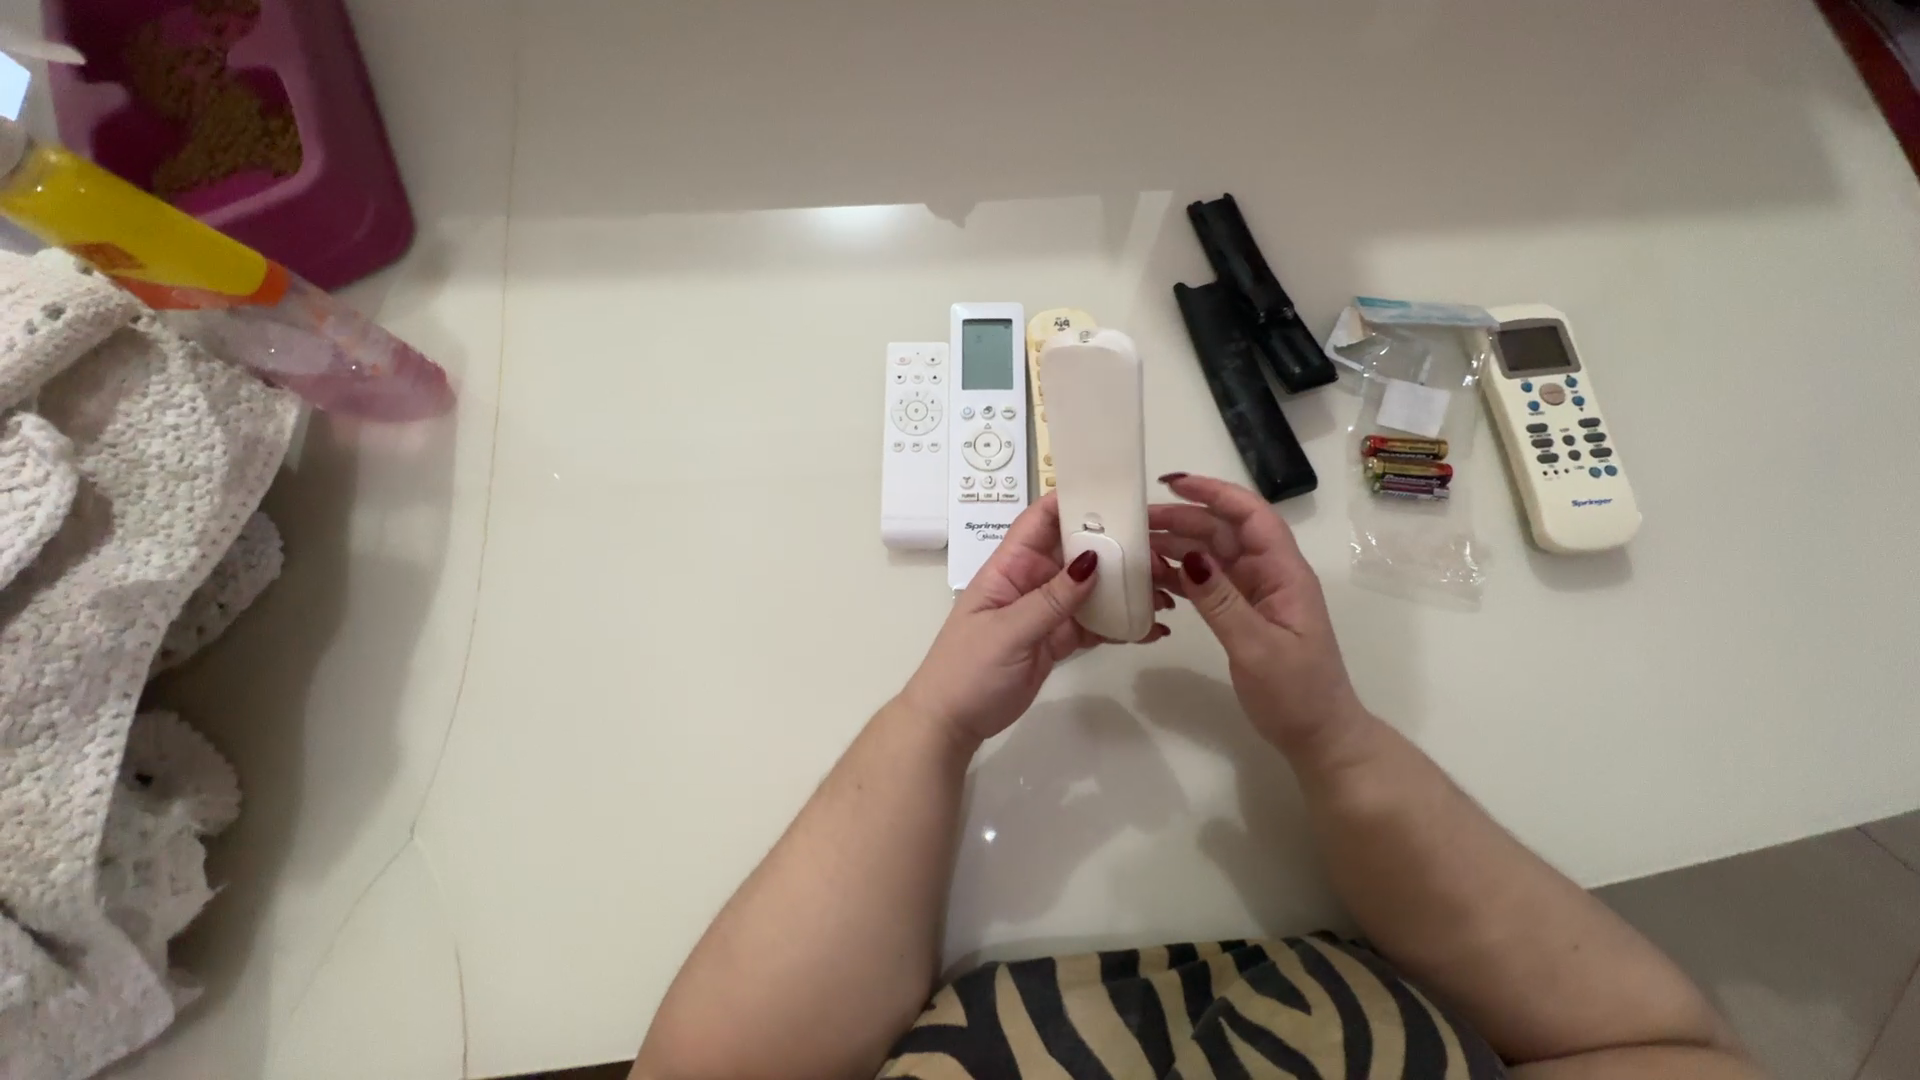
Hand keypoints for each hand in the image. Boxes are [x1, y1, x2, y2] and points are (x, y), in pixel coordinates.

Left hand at [900, 494, 1173, 744]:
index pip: (1042, 520)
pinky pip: (1094, 623)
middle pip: (1077, 550)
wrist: (953, 720)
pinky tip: (1150, 627)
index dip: (1074, 500)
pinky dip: (1121, 624)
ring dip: (1125, 587)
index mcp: (1009, 566)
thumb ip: (1051, 599)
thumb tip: (1092, 561)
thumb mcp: (1008, 631)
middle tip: (1161, 549)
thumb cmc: (966, 669)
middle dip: (1116, 546)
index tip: (1116, 490)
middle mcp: (1031, 580)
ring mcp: (1047, 610)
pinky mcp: (1058, 639)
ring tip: (1167, 590)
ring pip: (1092, 588)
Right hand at [1151, 473, 1367, 758]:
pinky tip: (1151, 579)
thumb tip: (1189, 556)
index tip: (1171, 483)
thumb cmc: (1298, 693)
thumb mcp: (1258, 648)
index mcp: (1284, 573)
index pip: (1250, 516)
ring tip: (1134, 548)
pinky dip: (1179, 577)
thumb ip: (1221, 601)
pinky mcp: (1240, 612)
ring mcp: (1253, 593)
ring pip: (1210, 555)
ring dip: (1175, 547)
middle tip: (1134, 522)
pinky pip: (1206, 582)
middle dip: (1181, 519)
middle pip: (1222, 532)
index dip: (1214, 492)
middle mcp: (1268, 574)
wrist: (1319, 736)